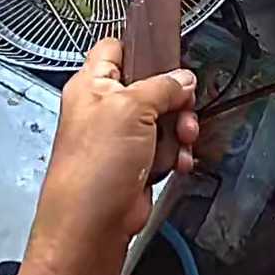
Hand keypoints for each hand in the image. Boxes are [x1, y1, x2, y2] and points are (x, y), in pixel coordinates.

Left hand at [29, 38, 198, 265]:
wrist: (92, 226)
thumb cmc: (93, 167)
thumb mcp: (131, 109)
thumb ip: (161, 86)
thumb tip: (182, 79)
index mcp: (92, 86)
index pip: (115, 48)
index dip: (141, 48)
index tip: (168, 54)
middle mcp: (104, 109)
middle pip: (150, 85)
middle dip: (173, 97)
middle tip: (182, 106)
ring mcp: (120, 136)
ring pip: (163, 117)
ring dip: (180, 128)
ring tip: (182, 138)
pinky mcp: (136, 162)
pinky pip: (166, 146)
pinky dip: (177, 153)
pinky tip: (178, 161)